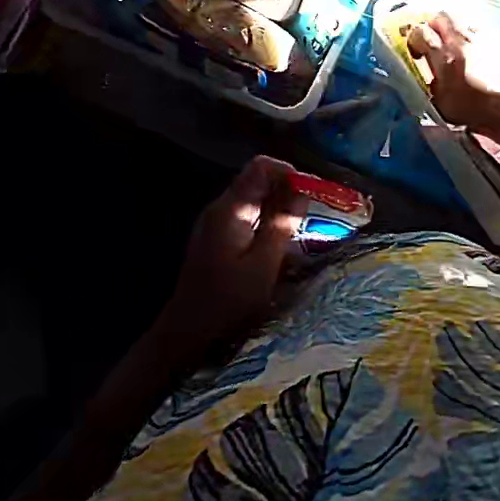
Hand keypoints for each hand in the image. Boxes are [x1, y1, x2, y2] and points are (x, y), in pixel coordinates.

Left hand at [160, 156, 307, 349]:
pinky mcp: (216, 237)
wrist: (186, 333)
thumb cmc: (227, 303)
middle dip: (287, 191)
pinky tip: (279, 244)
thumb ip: (281, 225)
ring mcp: (215, 221)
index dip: (289, 173)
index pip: (261, 167)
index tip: (312, 193)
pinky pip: (246, 215)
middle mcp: (220, 207)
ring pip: (253, 198)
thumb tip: (301, 192)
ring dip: (278, 208)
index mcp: (230, 209)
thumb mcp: (263, 266)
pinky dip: (266, 221)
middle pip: (257, 180)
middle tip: (312, 215)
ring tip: (301, 230)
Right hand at [406, 12, 499, 133]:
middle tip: (435, 41)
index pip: (420, 32)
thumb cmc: (479, 112)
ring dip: (457, 29)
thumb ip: (433, 87)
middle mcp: (464, 40)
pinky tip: (481, 53)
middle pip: (443, 16)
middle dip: (435, 25)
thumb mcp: (444, 106)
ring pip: (465, 20)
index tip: (417, 52)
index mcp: (445, 56)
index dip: (415, 40)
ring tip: (459, 46)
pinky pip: (485, 30)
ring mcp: (486, 37)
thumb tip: (432, 79)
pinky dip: (478, 38)